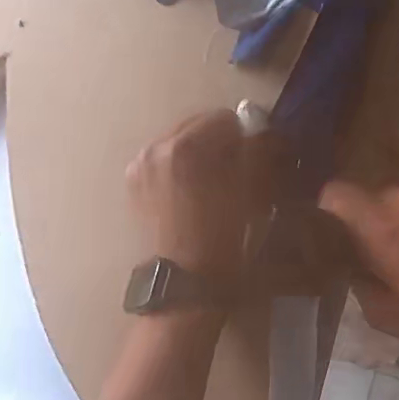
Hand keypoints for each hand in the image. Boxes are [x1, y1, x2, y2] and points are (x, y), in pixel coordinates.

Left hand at [126, 110, 250, 277]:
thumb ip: (258, 150)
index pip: (224, 118)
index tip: (256, 155)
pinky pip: (165, 160)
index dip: (246, 134)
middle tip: (239, 166)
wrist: (186, 281)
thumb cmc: (225, 236)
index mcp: (186, 147)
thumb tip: (264, 129)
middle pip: (198, 125)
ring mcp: (140, 167)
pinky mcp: (134, 185)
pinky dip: (182, 167)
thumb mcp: (253, 189)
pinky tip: (196, 191)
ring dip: (201, 152)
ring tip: (216, 180)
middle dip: (221, 140)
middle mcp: (156, 149)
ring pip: (180, 141)